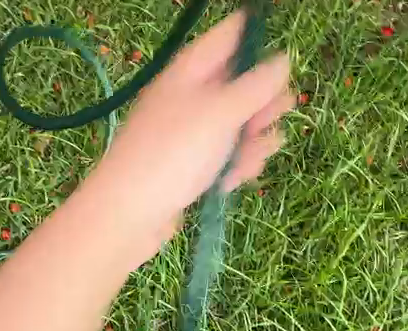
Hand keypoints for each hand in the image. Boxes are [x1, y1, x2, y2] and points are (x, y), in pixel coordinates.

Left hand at [77, 10, 293, 262]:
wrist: (126, 217)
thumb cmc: (171, 156)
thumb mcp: (220, 113)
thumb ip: (256, 86)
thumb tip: (282, 62)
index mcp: (191, 70)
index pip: (232, 36)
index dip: (259, 45)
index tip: (279, 71)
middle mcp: (189, 98)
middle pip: (241, 85)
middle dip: (263, 103)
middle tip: (270, 120)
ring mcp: (188, 136)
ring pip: (237, 127)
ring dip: (253, 142)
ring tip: (251, 161)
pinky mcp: (189, 171)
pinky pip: (222, 159)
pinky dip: (234, 167)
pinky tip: (233, 181)